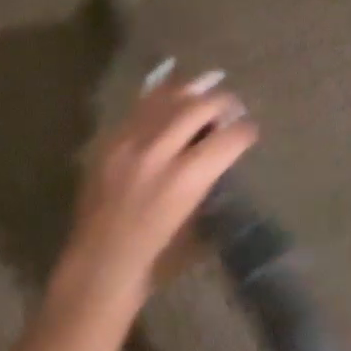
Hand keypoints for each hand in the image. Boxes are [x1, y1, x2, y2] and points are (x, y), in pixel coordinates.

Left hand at [51, 65, 255, 310]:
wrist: (101, 261)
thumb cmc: (156, 255)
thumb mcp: (194, 220)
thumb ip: (204, 181)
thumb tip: (215, 153)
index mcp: (186, 178)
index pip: (228, 139)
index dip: (245, 132)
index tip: (249, 131)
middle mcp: (158, 152)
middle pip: (198, 107)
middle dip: (221, 102)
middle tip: (231, 104)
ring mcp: (129, 143)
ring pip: (165, 100)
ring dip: (189, 92)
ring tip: (203, 89)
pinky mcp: (108, 142)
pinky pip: (137, 109)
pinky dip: (157, 100)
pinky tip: (169, 96)